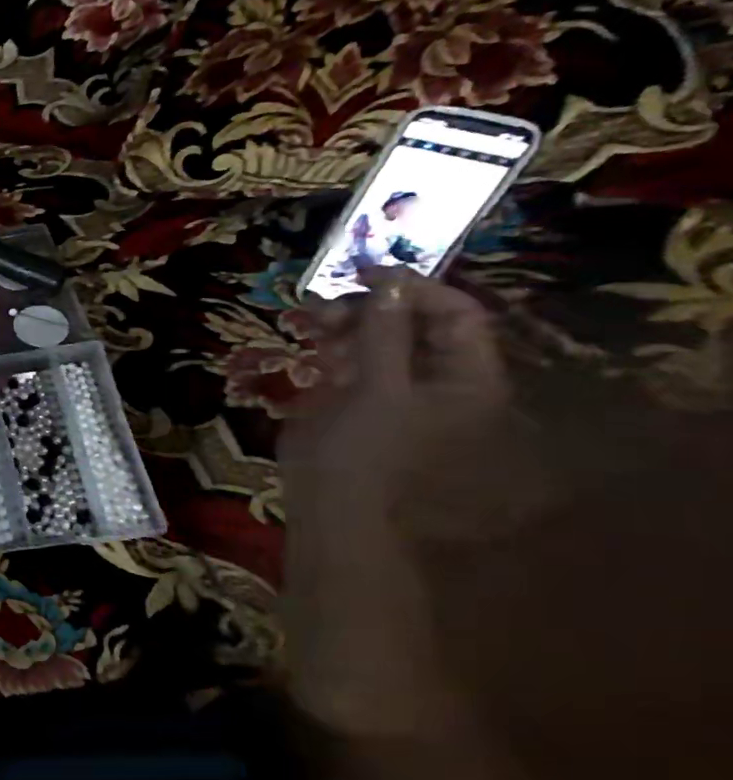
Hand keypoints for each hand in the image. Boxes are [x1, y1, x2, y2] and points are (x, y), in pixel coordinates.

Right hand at [285, 266, 508, 521]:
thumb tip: (387, 280)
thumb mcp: (377, 389)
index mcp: (466, 377)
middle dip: (376, 306)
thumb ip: (383, 333)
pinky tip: (313, 338)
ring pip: (381, 339)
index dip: (416, 289)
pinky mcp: (359, 401)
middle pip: (417, 324)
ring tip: (314, 316)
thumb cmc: (367, 452)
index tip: (366, 272)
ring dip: (350, 322)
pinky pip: (354, 360)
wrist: (331, 507)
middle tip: (329, 301)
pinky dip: (335, 344)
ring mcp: (397, 391)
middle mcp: (438, 379)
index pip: (456, 314)